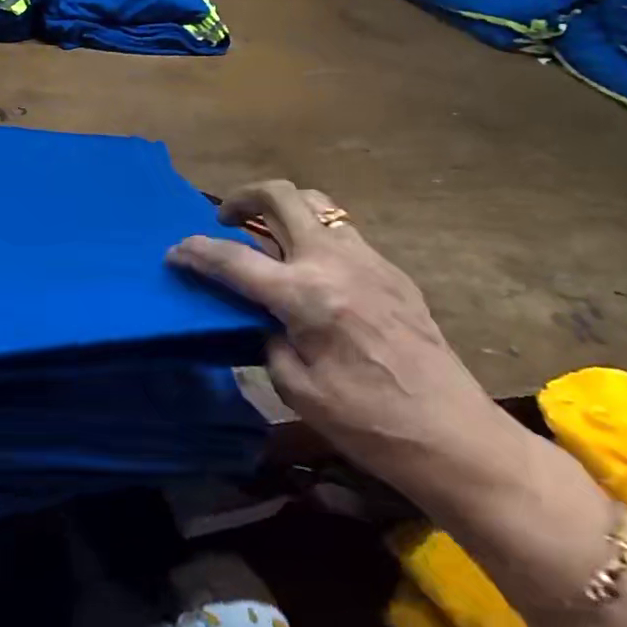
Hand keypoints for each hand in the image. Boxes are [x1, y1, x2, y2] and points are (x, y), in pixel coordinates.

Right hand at [169, 182, 503, 492]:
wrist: (450, 431)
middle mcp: (333, 260)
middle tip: (226, 218)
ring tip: (268, 237)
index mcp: (305, 294)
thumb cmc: (367, 422)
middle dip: (243, 196)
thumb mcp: (297, 388)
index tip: (176, 251)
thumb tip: (259, 315)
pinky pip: (342, 233)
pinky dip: (314, 236)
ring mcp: (367, 257)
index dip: (197, 252)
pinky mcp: (390, 268)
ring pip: (316, 204)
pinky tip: (313, 271)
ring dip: (283, 209)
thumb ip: (268, 338)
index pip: (235, 260)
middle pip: (281, 196)